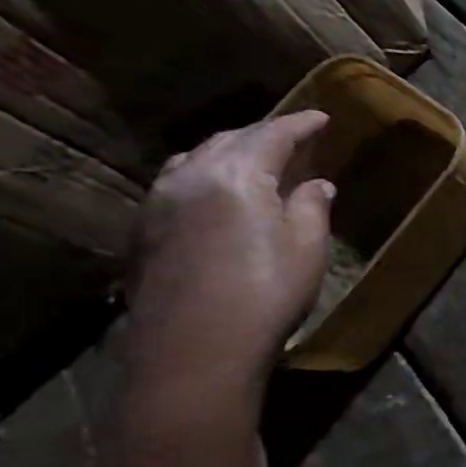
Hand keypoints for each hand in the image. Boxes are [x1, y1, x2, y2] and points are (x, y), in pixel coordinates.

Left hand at [126, 112, 336, 378]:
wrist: (194, 349)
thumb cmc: (265, 293)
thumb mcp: (307, 248)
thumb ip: (312, 207)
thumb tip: (316, 184)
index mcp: (236, 175)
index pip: (272, 135)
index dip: (300, 124)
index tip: (322, 117)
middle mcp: (189, 177)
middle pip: (228, 140)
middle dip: (262, 134)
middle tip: (291, 136)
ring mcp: (158, 203)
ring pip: (194, 159)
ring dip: (226, 152)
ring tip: (250, 159)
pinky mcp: (143, 231)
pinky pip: (175, 184)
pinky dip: (202, 176)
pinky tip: (214, 194)